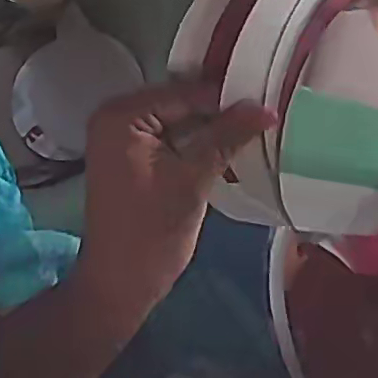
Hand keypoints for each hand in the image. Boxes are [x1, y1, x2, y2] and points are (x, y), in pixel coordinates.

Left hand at [76, 83, 275, 316]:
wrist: (120, 283)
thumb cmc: (152, 231)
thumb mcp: (192, 179)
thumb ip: (224, 137)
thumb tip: (263, 108)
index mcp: (121, 114)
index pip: (180, 93)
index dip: (222, 98)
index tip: (263, 99)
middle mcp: (113, 116)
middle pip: (174, 103)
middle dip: (215, 111)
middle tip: (261, 113)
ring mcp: (117, 136)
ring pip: (172, 121)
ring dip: (206, 128)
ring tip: (251, 128)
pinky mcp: (126, 156)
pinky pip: (164, 137)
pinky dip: (190, 143)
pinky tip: (223, 148)